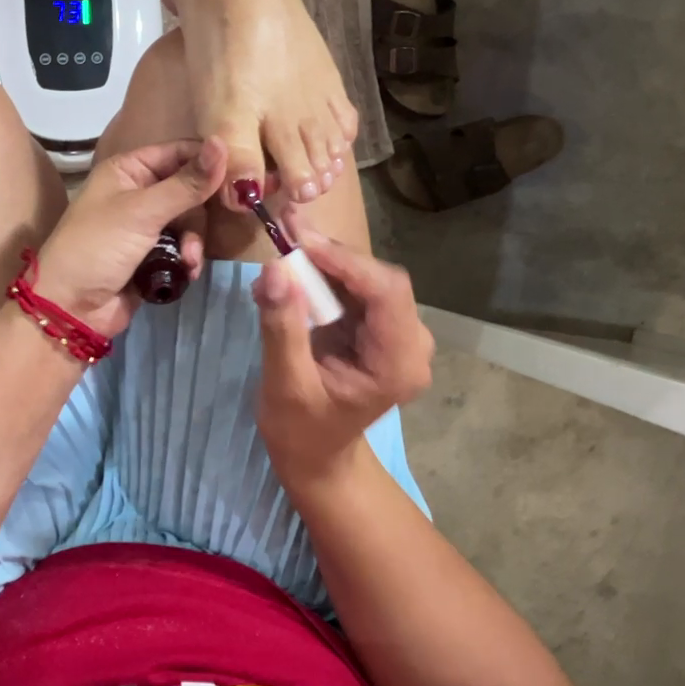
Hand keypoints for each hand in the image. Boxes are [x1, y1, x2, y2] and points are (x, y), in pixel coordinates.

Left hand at [35, 136, 227, 336]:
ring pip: (189, 223)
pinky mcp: (151, 256)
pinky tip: (186, 273)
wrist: (71, 308)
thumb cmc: (98, 247)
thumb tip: (223, 143)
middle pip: (189, 190)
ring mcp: (145, 226)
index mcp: (127, 169)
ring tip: (189, 261)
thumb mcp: (143, 211)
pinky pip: (182, 248)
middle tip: (215, 224)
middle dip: (200, 213)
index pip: (179, 153)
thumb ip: (186, 183)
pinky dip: (187, 259)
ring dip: (193, 242)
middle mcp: (137, 192)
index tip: (240, 177)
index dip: (208, 162)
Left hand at [161, 0, 358, 209]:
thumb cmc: (227, 48)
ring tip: (315, 167)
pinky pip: (327, 93)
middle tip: (297, 195)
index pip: (301, 175)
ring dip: (321, 149)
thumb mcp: (224, 113)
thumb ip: (238, 161)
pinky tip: (323, 116)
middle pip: (317, 153)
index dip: (291, 196)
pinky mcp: (300, 49)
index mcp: (290, 125)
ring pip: (326, 125)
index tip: (280, 211)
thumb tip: (248, 205)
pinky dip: (330, 113)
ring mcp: (310, 74)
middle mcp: (309, 105)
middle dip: (308, 178)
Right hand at [251, 214, 433, 486]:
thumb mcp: (285, 385)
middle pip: (377, 279)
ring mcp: (396, 334)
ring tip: (284, 240)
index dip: (346, 261)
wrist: (316, 457)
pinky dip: (321, 274)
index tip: (299, 241)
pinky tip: (291, 266)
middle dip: (331, 254)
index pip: (386, 293)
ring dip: (323, 259)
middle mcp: (410, 344)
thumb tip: (274, 270)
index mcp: (398, 364)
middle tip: (285, 228)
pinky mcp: (377, 328)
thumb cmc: (302, 431)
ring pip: (364, 277)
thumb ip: (282, 328)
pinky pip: (352, 288)